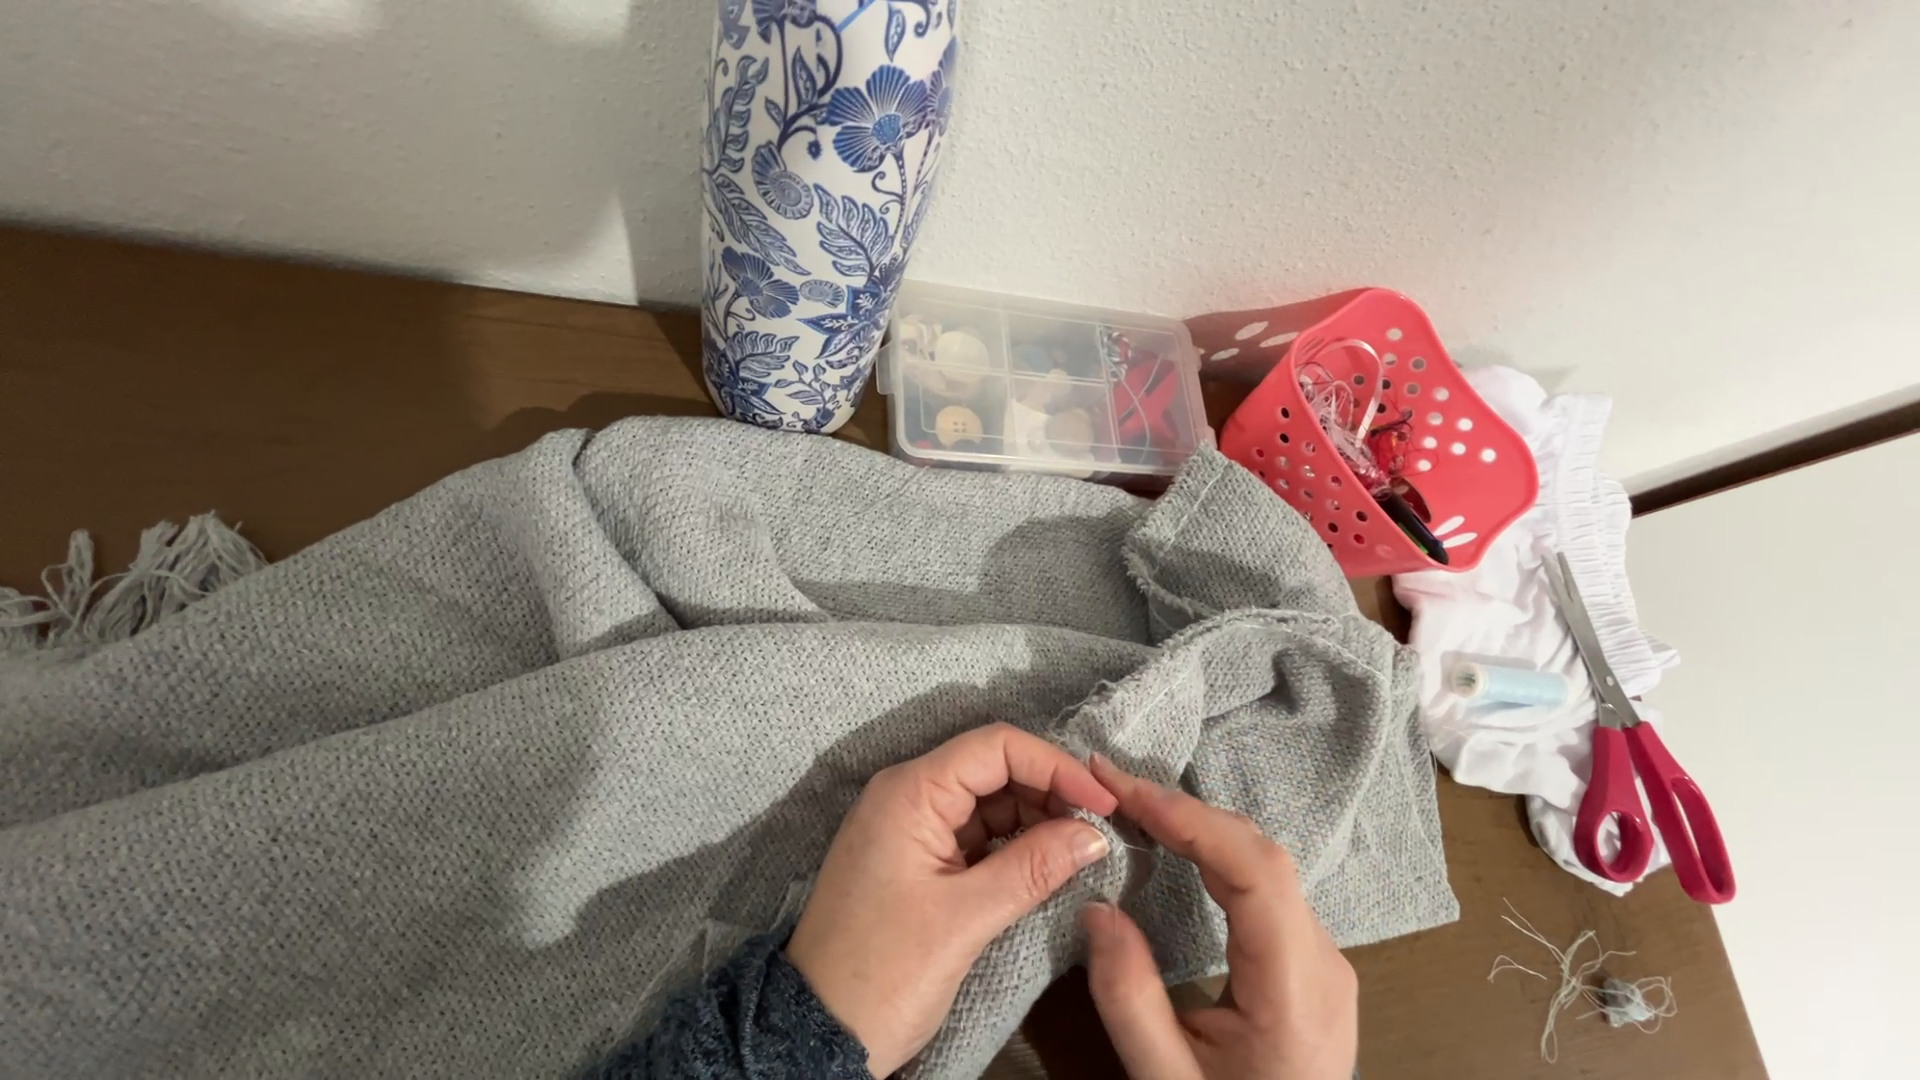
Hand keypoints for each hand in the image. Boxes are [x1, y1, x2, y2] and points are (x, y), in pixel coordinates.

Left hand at [786, 723, 1117, 1076]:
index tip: (1102, 800)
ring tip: (1079, 849)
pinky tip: (1045, 862)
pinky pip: (975, 832)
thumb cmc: (882, 973)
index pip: (994, 747)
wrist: (818, 1033)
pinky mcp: (917, 856)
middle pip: (993, 768)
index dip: (1054, 765)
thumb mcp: (963, 919)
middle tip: (1097, 830)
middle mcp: (909, 793)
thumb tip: (1094, 834)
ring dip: (1035, 819)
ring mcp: (912, 825)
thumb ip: (1033, 867)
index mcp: (911, 791)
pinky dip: (1012, 843)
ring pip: (988, 800)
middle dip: (1048, 792)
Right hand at [1083, 755, 1357, 1079]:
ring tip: (1131, 802)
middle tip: (1112, 786)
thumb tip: (1096, 904)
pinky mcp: (1307, 956)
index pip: (1256, 872)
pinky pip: (1261, 881)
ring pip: (1262, 860)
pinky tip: (1173, 839)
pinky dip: (1211, 847)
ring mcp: (1322, 955)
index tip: (1124, 791)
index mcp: (1298, 991)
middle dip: (1183, 809)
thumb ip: (1129, 998)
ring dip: (1195, 822)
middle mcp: (1324, 959)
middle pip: (1260, 854)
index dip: (1191, 819)